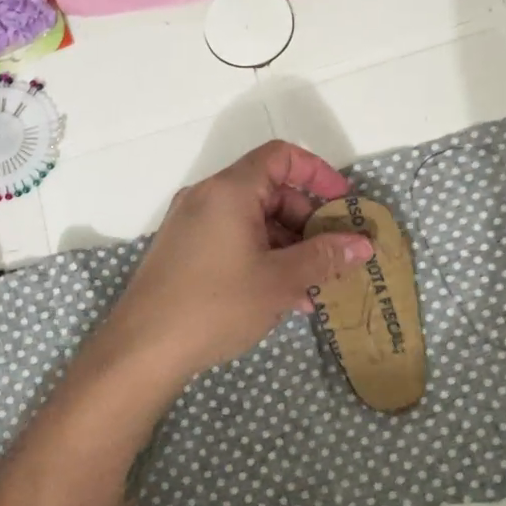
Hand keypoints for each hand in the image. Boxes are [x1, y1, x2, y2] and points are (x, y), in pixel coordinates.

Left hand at [93, 141, 374, 390]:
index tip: (343, 203)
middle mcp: (207, 198)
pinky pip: (233, 241)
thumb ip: (324, 258)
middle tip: (334, 255)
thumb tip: (363, 245)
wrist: (143, 349)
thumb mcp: (279, 281)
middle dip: (307, 221)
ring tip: (314, 286)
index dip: (318, 173)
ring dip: (288, 246)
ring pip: (252, 221)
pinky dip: (261, 258)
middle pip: (269, 191)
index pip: (281, 157)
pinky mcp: (183, 252)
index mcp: (229, 191)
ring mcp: (191, 225)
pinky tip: (283, 297)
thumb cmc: (215, 306)